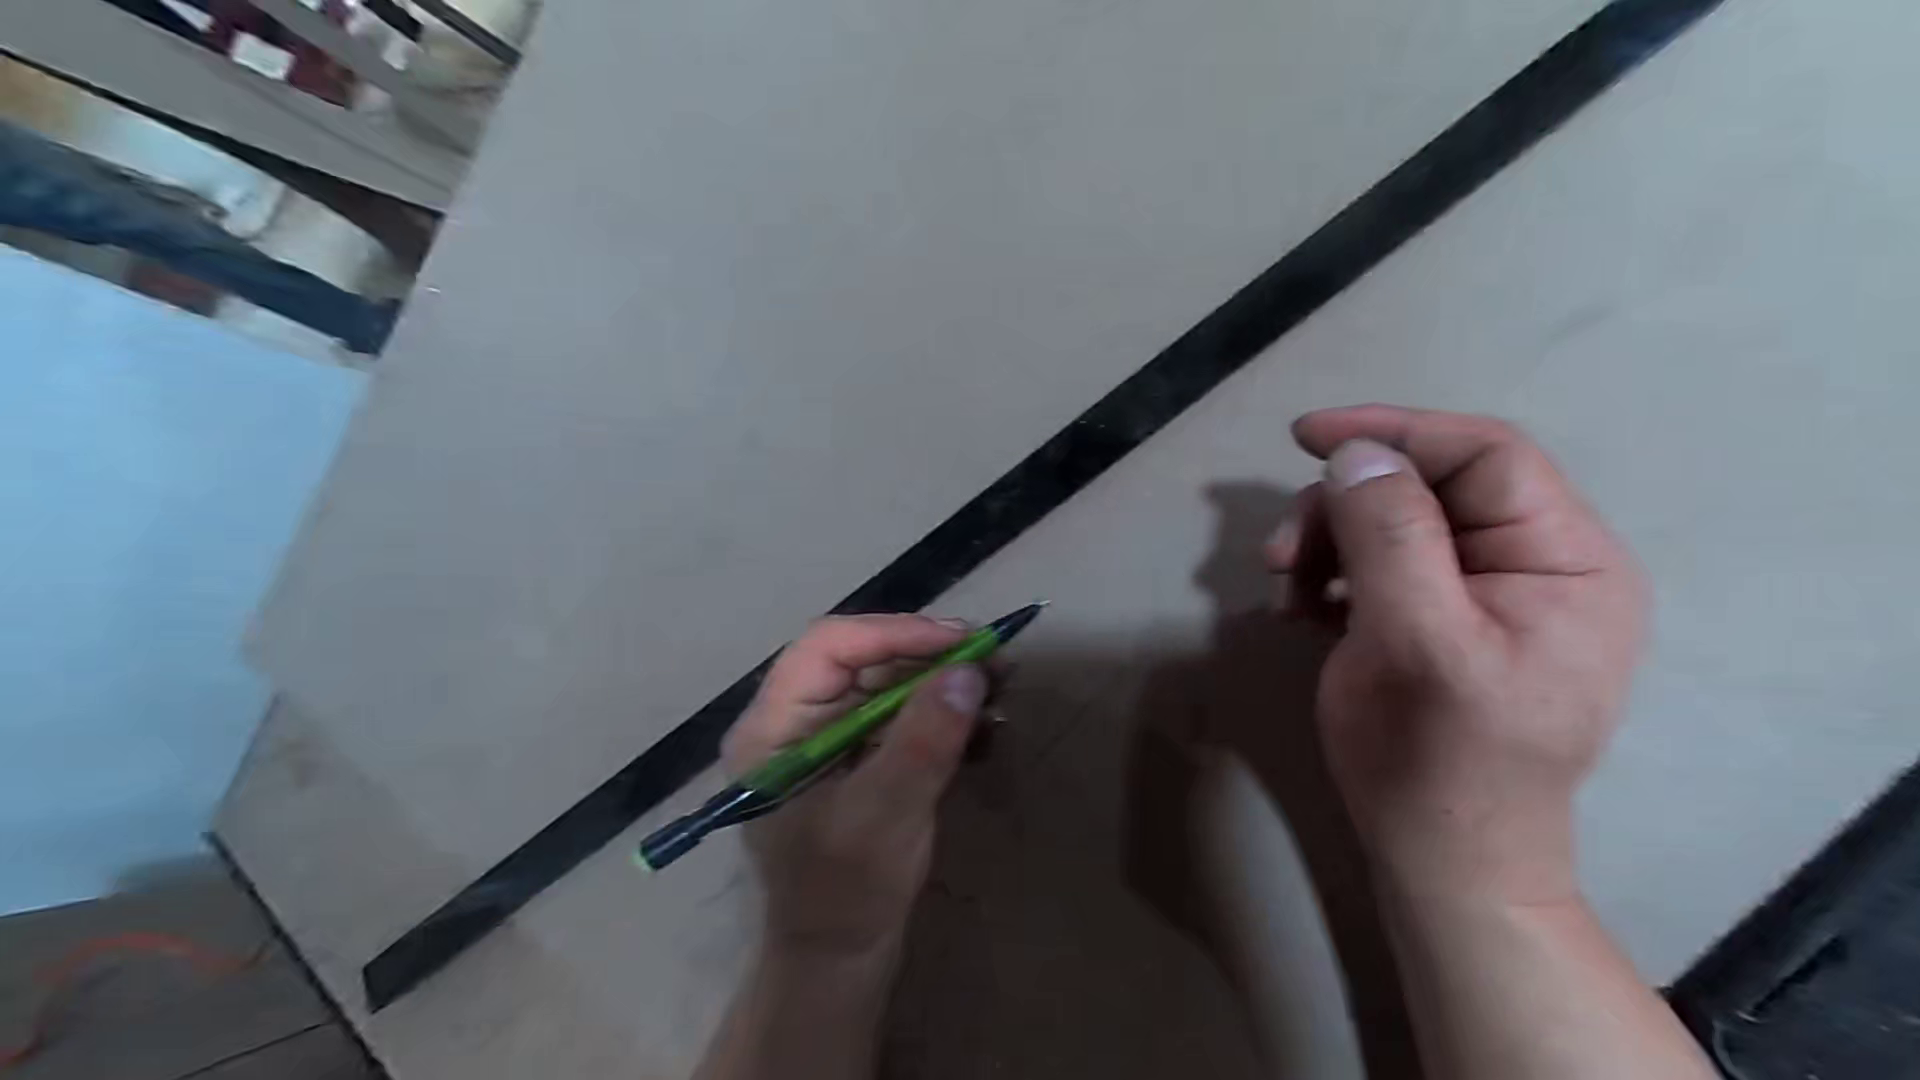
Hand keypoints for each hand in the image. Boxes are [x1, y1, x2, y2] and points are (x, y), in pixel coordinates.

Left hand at [721, 615, 986, 961]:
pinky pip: (903, 712)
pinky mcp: (861, 752)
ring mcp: (830, 734)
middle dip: (930, 654)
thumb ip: (923, 742)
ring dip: (944, 679)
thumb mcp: (885, 816)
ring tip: (999, 684)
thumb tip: (969, 671)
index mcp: (775, 724)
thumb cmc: (844, 893)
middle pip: (864, 657)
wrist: (839, 960)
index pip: (830, 646)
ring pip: (890, 680)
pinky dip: (944, 710)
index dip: (896, 632)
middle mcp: (798, 717)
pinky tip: (983, 722)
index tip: (961, 641)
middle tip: (992, 658)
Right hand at [1265, 405, 1647, 903]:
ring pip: (1384, 524)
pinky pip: (1368, 564)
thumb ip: (1391, 537)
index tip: (1306, 437)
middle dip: (1341, 509)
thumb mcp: (1417, 640)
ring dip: (1324, 546)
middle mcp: (1526, 564)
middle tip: (1281, 554)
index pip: (1483, 455)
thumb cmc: (1438, 755)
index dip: (1394, 432)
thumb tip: (1354, 455)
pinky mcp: (1425, 616)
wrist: (1436, 851)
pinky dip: (1325, 577)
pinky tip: (1301, 612)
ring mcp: (1473, 592)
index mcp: (1562, 560)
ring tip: (1285, 592)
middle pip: (1423, 488)